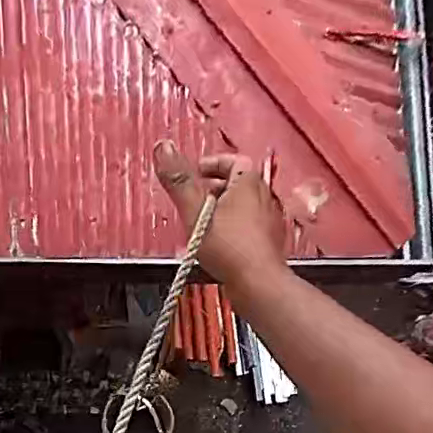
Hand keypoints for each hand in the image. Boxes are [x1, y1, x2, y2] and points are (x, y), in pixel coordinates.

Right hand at [153, 141, 288, 287]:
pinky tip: (219, 247)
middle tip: (196, 200)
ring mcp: (268, 223)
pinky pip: (248, 230)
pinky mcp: (267, 245)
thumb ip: (179, 181)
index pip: (233, 161)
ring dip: (223, 212)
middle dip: (215, 190)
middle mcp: (263, 199)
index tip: (197, 173)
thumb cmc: (231, 250)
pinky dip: (233, 232)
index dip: (213, 164)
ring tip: (204, 225)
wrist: (258, 284)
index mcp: (248, 183)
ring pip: (243, 208)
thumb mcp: (196, 213)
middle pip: (238, 185)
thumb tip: (164, 148)